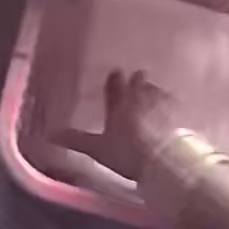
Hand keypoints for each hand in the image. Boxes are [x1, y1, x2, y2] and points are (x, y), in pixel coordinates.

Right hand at [53, 70, 179, 181]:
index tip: (116, 71)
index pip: (115, 90)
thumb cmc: (127, 152)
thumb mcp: (97, 149)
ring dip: (154, 89)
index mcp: (119, 106)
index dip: (114, 82)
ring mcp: (162, 107)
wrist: (164, 158)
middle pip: (139, 86)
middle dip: (137, 80)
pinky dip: (170, 103)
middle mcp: (140, 101)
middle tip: (139, 73)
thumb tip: (49, 134)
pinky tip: (172, 106)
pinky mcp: (179, 116)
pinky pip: (173, 104)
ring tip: (154, 88)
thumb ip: (76, 140)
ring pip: (156, 92)